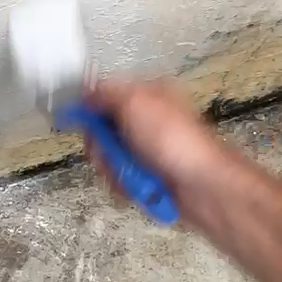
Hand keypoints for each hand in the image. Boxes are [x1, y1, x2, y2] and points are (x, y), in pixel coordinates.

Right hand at [82, 78, 241, 198]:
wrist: (202, 187)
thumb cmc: (174, 141)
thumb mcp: (134, 102)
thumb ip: (104, 93)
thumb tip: (85, 94)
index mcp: (148, 95)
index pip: (104, 96)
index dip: (90, 110)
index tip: (79, 121)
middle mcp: (147, 121)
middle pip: (103, 131)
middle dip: (102, 146)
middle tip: (112, 152)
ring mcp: (148, 150)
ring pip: (109, 158)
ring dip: (113, 168)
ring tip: (130, 173)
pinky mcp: (149, 175)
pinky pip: (121, 178)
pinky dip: (123, 184)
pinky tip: (135, 186)